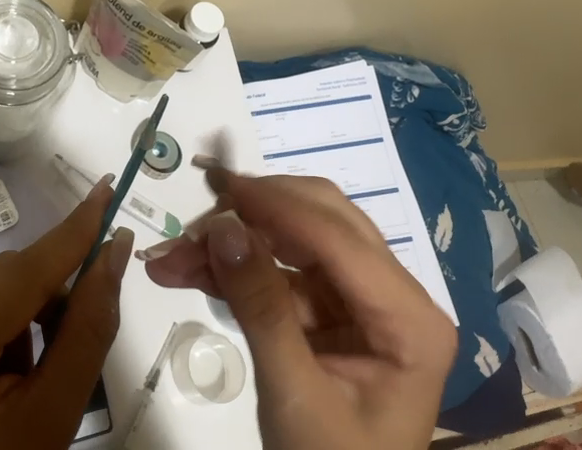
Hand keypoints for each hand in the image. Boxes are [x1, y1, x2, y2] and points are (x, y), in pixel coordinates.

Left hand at [0, 179, 134, 449]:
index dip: (70, 233)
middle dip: (45, 297)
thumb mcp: (53, 413)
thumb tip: (115, 249)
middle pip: (4, 274)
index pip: (20, 274)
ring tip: (22, 370)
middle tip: (67, 343)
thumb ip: (88, 328)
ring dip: (19, 308)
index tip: (107, 190)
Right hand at [141, 166, 454, 449]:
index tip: (217, 187)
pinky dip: (236, 268)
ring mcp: (363, 299)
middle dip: (251, 216)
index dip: (275, 205)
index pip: (337, 237)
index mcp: (409, 319)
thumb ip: (261, 307)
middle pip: (321, 221)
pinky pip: (280, 270)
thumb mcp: (295, 394)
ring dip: (234, 240)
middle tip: (192, 224)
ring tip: (173, 256)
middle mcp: (395, 295)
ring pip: (294, 239)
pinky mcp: (333, 310)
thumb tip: (223, 227)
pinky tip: (190, 271)